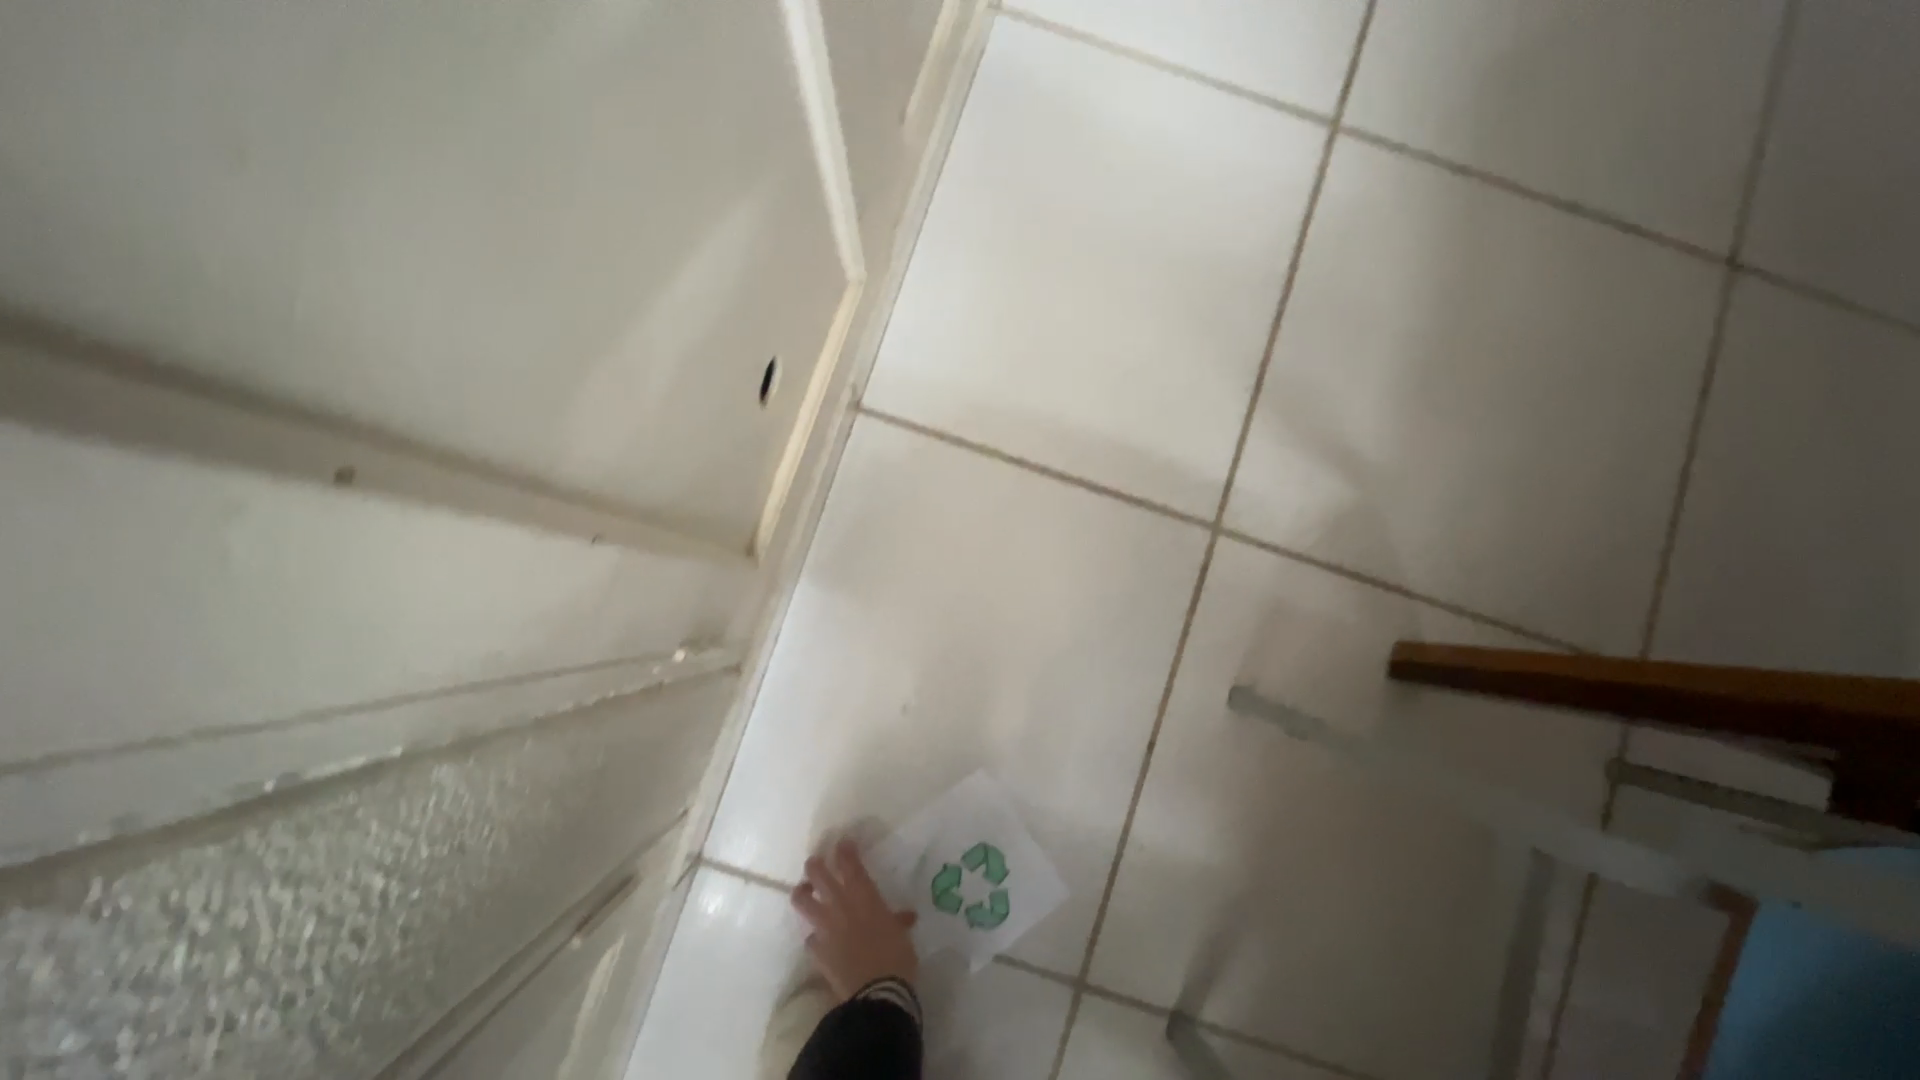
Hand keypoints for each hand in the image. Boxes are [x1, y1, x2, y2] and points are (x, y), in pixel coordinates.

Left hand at [791, 839, 919, 1000]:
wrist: (876, 991)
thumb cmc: (896, 957)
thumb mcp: (901, 934)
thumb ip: (897, 921)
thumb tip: (905, 917)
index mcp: (864, 896)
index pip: (849, 863)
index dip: (844, 850)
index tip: (843, 843)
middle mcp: (840, 904)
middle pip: (818, 874)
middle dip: (815, 864)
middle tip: (816, 862)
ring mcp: (824, 926)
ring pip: (802, 899)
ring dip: (802, 892)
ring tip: (804, 891)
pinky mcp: (815, 949)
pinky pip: (809, 937)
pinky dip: (814, 937)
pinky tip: (819, 940)